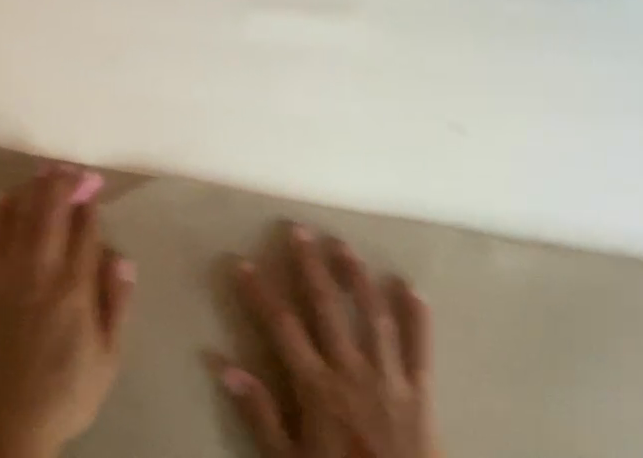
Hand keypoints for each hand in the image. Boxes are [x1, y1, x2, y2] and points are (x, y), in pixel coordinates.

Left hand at [0, 165, 135, 457]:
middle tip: (72, 168)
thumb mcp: (108, 358)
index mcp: (75, 289)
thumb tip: (123, 259)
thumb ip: (116, 305)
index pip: (84, 231)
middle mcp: (41, 271)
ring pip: (21, 216)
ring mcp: (8, 274)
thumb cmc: (65, 392)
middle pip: (51, 211)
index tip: (94, 184)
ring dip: (34, 188)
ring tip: (45, 170)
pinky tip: (5, 196)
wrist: (6, 420)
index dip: (89, 202)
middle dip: (62, 183)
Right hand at [211, 224, 438, 457]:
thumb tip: (221, 365)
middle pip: (328, 308)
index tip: (242, 263)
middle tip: (299, 230)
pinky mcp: (421, 393)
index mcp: (317, 387)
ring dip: (357, 277)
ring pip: (373, 317)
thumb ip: (259, 413)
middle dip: (311, 266)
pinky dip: (417, 318)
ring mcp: (390, 379)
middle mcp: (352, 372)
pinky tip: (409, 287)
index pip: (282, 327)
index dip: (260, 293)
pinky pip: (420, 349)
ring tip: (342, 245)